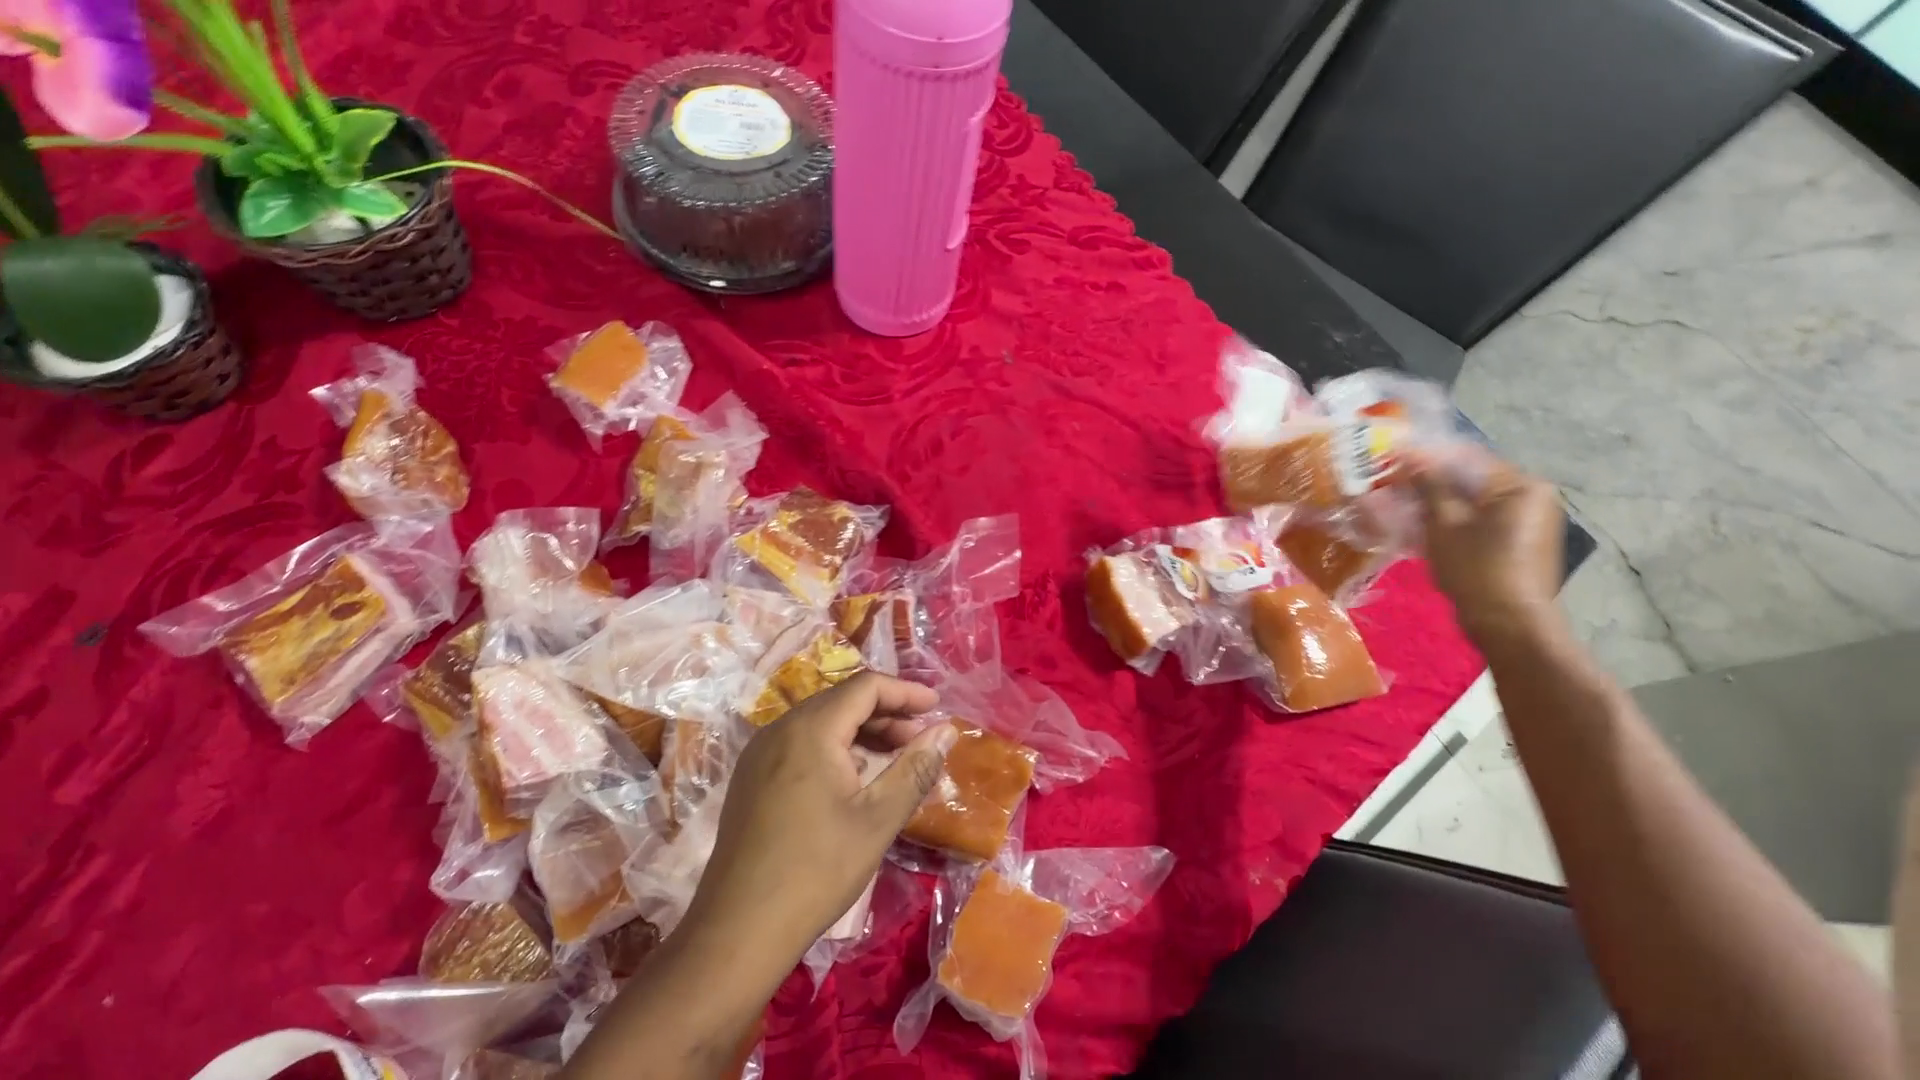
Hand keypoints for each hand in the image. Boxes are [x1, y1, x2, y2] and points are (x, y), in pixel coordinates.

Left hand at [681, 673, 955, 962]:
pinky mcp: (750, 780)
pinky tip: (853, 780)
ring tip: (895, 760)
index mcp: (810, 729)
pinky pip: (799, 745)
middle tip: (921, 740)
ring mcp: (758, 754)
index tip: (938, 710)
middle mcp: (779, 729)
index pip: (865, 687)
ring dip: (861, 733)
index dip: (905, 692)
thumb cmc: (817, 869)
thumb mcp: (878, 819)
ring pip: (819, 723)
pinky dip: (834, 750)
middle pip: (840, 701)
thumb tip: (946, 732)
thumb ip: (915, 769)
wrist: (740, 927)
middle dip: (886, 714)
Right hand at [1408, 446, 1566, 643]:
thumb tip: (1407, 453)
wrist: (1508, 625)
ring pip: (1470, 503)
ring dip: (1434, 505)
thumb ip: (1427, 485)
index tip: (1390, 460)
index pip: (1465, 458)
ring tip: (1397, 510)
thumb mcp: (1443, 523)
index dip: (1424, 458)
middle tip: (1389, 488)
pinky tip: (1419, 531)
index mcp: (1521, 485)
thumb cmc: (1476, 569)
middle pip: (1469, 480)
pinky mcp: (1517, 543)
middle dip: (1427, 484)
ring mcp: (1526, 522)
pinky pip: (1478, 522)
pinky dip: (1451, 523)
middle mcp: (1531, 497)